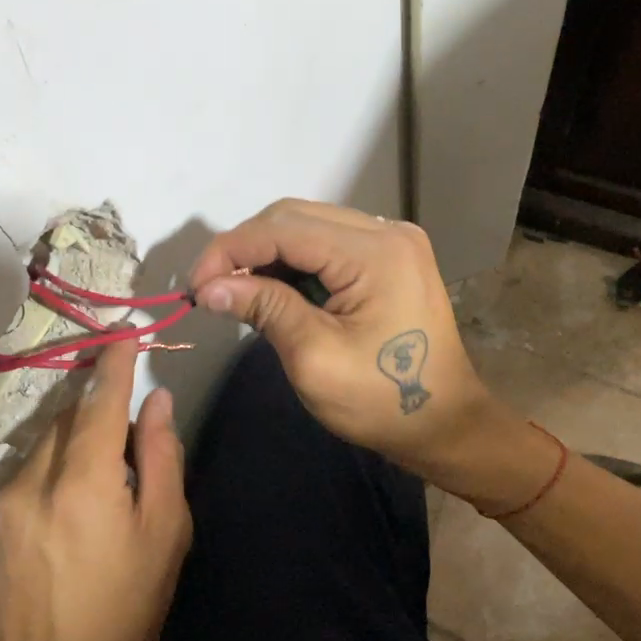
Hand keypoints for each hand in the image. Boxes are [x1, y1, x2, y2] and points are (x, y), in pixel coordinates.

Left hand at [0, 338, 190, 640]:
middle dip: (97, 404)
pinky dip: (55, 467)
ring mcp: (3, 499)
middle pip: (68, 416)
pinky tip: (74, 504)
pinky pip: (27, 471)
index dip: (114, 363)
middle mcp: (34, 479)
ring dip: (76, 440)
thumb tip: (154, 403)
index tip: (124, 333)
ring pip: (46, 443)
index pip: (100, 401)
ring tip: (105, 475)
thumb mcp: (166, 535)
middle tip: (129, 417)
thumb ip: (161, 459)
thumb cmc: (128, 611)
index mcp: (85, 482)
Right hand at [188, 199, 493, 469]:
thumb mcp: (315, 359)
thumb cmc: (382, 401)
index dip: (231, 250)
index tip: (196, 286)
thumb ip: (265, 310)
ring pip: (309, 226)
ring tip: (236, 291)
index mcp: (375, 253)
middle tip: (212, 290)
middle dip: (245, 248)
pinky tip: (273, 289)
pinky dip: (294, 262)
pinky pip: (329, 244)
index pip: (284, 228)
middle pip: (295, 216)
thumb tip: (209, 287)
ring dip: (267, 253)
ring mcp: (393, 242)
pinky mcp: (391, 258)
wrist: (445, 424)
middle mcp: (387, 232)